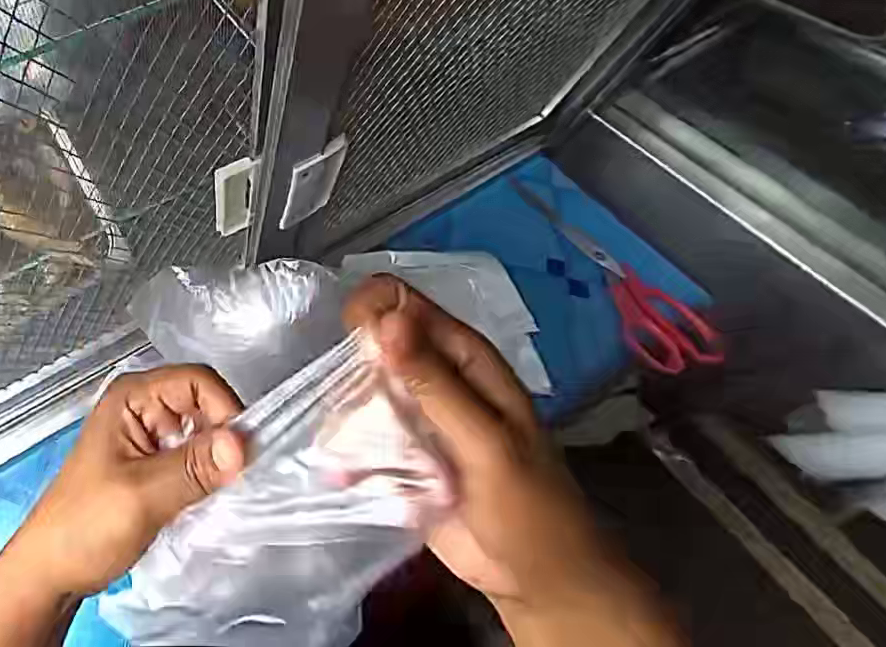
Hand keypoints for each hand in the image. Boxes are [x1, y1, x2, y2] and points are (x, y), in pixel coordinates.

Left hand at [0, 364, 246, 646]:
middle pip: (201, 401)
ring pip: (200, 429)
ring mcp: (146, 432)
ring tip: (218, 489)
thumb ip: (193, 469)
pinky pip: (191, 453)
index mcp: (132, 395)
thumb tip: (242, 443)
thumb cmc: (85, 524)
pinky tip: (204, 496)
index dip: (224, 409)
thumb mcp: (142, 495)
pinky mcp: (152, 460)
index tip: (242, 452)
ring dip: (214, 456)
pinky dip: (204, 471)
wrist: (52, 569)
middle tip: (234, 475)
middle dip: (222, 435)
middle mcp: (141, 404)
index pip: (196, 380)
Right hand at [344, 275, 682, 645]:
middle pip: (370, 340)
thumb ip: (432, 381)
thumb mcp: (485, 441)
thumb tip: (385, 319)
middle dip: (352, 367)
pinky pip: (354, 428)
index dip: (370, 308)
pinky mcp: (391, 444)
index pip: (400, 302)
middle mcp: (428, 371)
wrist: (539, 584)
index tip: (354, 342)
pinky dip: (346, 446)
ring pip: (356, 385)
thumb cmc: (530, 507)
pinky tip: (348, 473)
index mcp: (459, 353)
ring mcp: (407, 408)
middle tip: (362, 408)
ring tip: (361, 449)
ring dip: (348, 412)